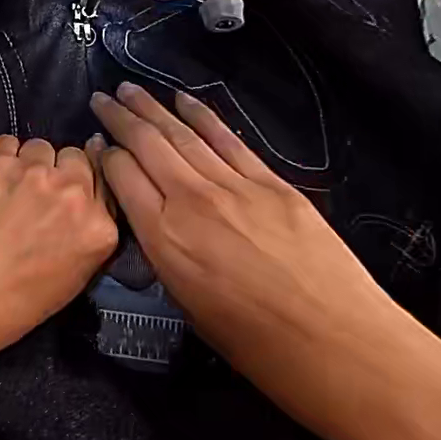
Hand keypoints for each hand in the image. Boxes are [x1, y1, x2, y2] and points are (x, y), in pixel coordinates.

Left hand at [0, 135, 118, 355]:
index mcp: (100, 228)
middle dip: (59, 170)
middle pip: (75, 157)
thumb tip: (84, 196)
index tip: (66, 189)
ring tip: (8, 190)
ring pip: (40, 146)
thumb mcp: (74, 276)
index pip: (103, 180)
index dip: (81, 183)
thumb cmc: (14, 302)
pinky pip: (7, 142)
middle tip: (36, 194)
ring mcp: (36, 173)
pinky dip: (0, 157)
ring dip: (28, 162)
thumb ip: (87, 230)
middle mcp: (74, 193)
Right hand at [91, 84, 409, 437]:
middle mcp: (192, 201)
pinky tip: (183, 99)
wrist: (343, 346)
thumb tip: (155, 220)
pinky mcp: (269, 180)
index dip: (106, 156)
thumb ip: (167, 255)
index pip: (123, 177)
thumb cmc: (262, 350)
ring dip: (152, 107)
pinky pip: (225, 139)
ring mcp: (233, 185)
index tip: (97, 143)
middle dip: (120, 117)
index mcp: (166, 240)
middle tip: (101, 98)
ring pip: (182, 134)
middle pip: (147, 144)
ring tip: (129, 89)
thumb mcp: (192, 309)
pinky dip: (201, 115)